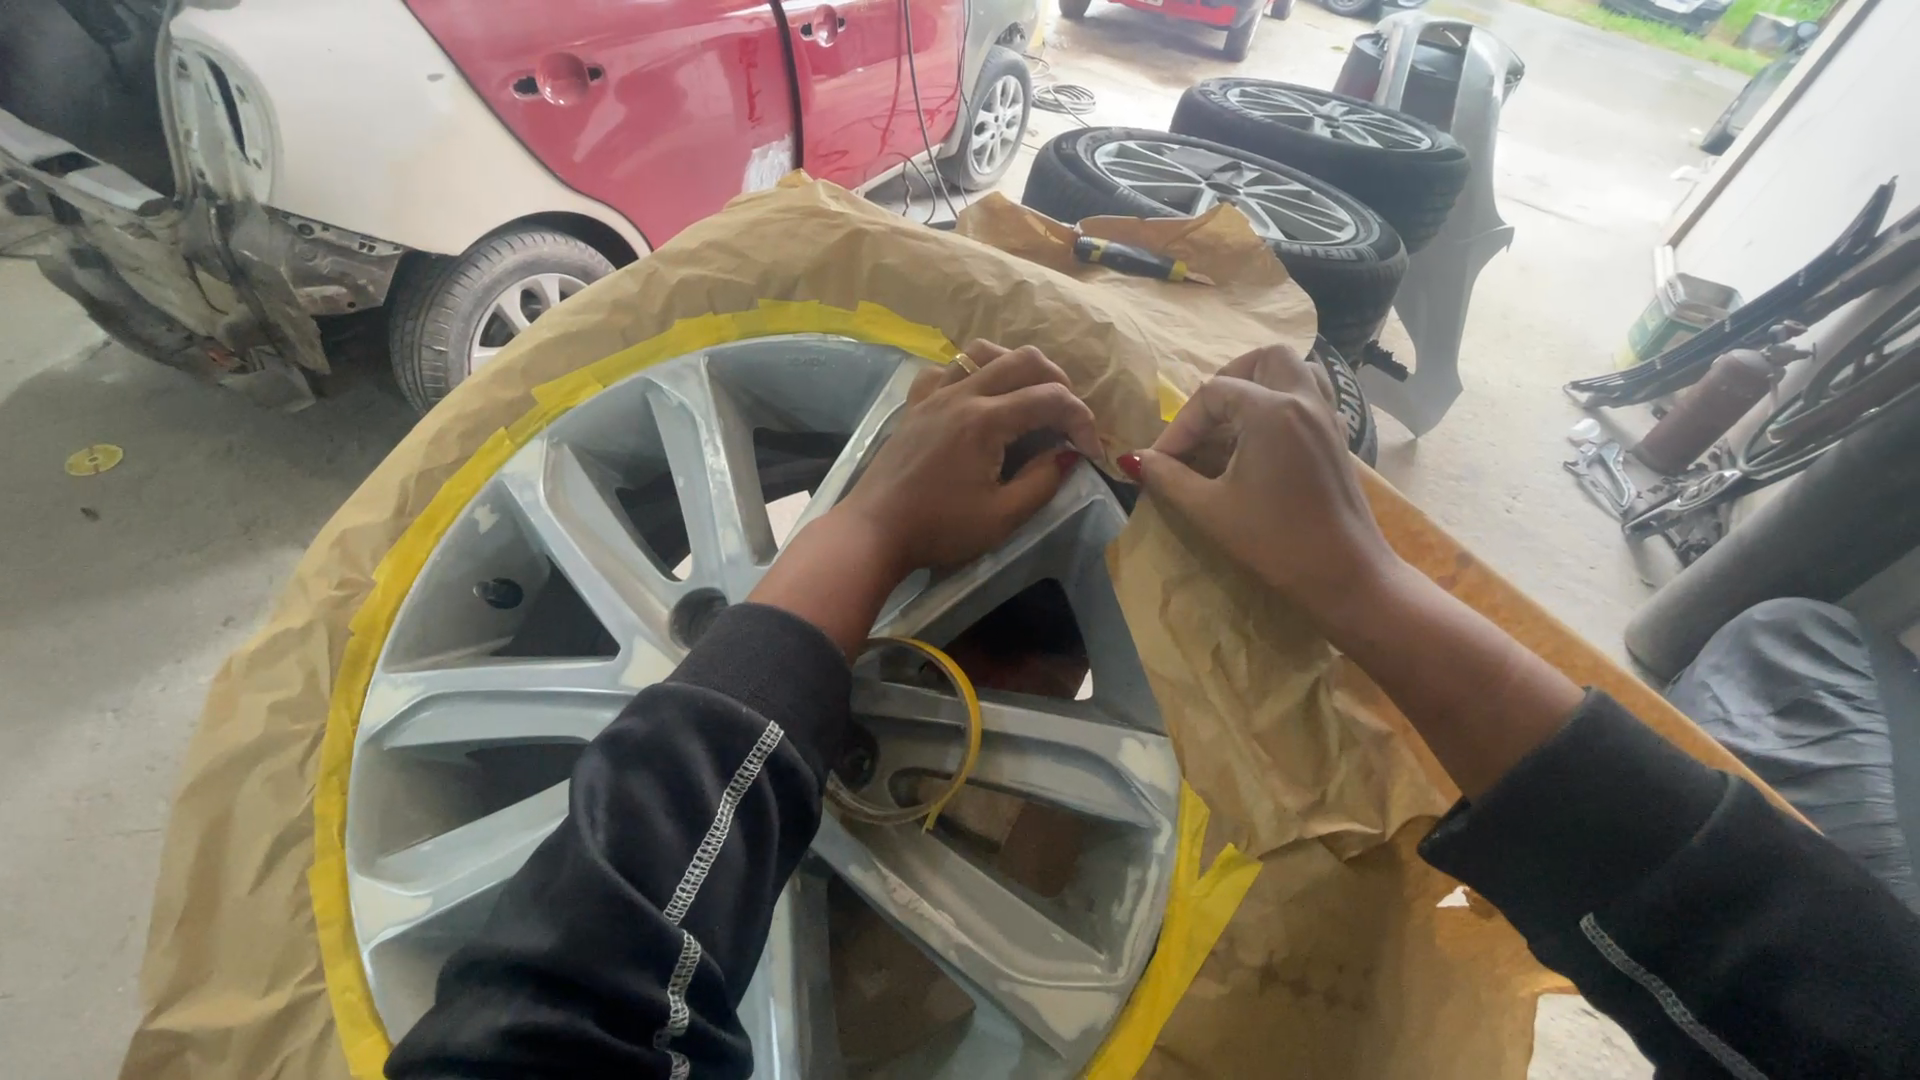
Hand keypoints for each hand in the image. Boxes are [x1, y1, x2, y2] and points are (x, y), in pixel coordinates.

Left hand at [832, 340, 1101, 576]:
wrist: (873, 532)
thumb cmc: (939, 529)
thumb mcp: (1002, 517)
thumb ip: (1043, 481)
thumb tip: (1069, 454)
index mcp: (986, 420)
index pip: (1051, 399)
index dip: (1082, 420)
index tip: (1091, 451)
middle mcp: (961, 394)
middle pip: (1023, 360)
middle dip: (1058, 382)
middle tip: (1069, 416)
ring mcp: (933, 395)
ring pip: (982, 353)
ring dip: (1015, 366)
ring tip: (1029, 395)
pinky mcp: (914, 406)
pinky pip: (945, 369)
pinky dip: (971, 373)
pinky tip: (976, 397)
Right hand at [1125, 345, 1400, 629]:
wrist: (1343, 572)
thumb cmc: (1273, 539)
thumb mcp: (1210, 509)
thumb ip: (1168, 477)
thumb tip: (1134, 461)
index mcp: (1270, 411)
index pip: (1212, 393)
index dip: (1180, 425)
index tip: (1161, 461)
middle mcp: (1303, 400)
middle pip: (1264, 358)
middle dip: (1227, 379)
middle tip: (1204, 419)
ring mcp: (1327, 416)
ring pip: (1295, 369)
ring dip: (1260, 383)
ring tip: (1234, 420)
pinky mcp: (1337, 437)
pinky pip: (1310, 395)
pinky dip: (1283, 402)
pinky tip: (1262, 440)